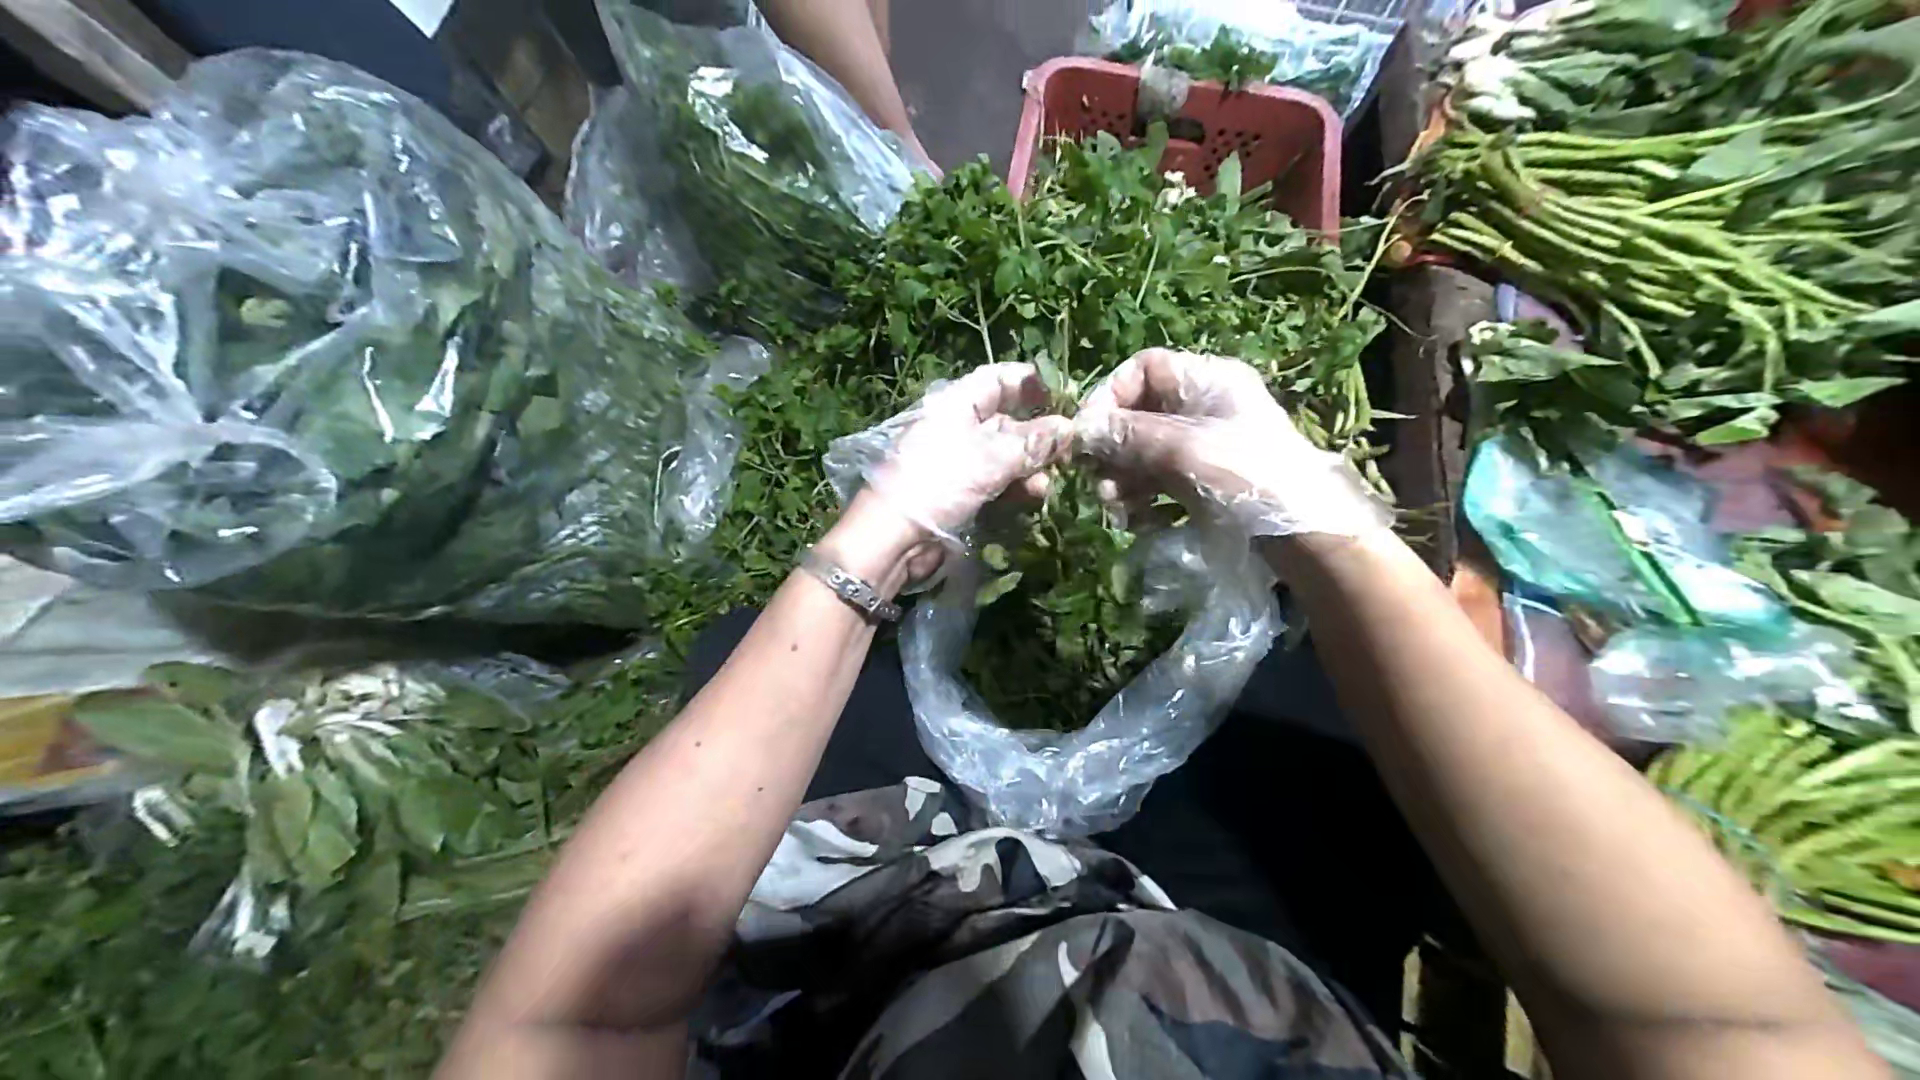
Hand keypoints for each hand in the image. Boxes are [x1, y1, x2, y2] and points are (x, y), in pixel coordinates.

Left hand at [825, 362, 1072, 564]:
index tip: (1065, 397)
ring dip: (1032, 467)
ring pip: (1007, 457)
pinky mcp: (963, 494)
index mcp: (957, 404)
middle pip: (1008, 421)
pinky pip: (998, 483)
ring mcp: (961, 463)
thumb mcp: (991, 456)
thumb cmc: (939, 482)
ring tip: (1047, 482)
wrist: (895, 537)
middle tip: (1069, 450)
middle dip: (1039, 435)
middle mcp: (959, 428)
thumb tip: (1069, 428)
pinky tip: (1034, 497)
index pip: (998, 380)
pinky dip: (1017, 488)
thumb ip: (1033, 441)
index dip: (1031, 384)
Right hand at [1074, 348, 1389, 537]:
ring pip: (1143, 450)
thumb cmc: (1247, 476)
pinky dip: (1140, 496)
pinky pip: (1157, 478)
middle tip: (1093, 476)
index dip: (1109, 395)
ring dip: (1120, 476)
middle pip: (1138, 412)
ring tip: (1112, 504)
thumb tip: (1076, 431)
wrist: (1304, 535)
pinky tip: (1133, 518)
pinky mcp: (1202, 478)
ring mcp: (1203, 444)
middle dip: (1111, 446)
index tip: (1086, 433)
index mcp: (1207, 380)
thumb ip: (1127, 435)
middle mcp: (1203, 405)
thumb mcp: (1183, 449)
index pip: (1143, 368)